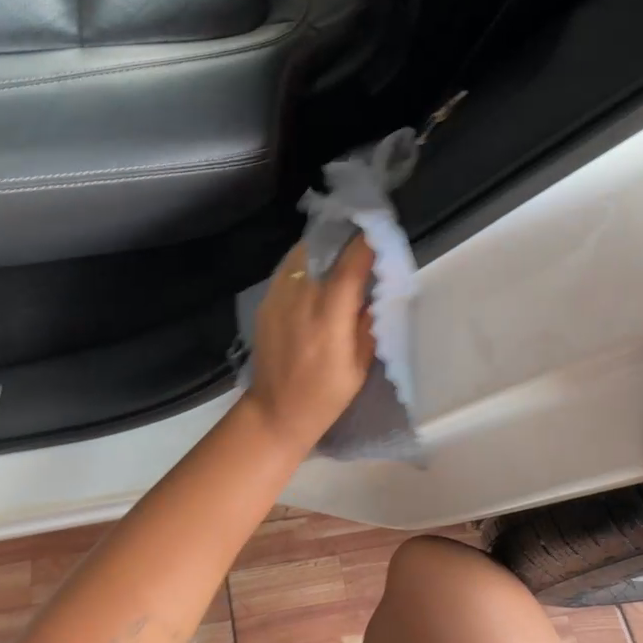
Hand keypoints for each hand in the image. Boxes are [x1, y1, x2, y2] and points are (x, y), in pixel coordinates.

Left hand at [241, 240, 377, 451]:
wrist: (274, 411)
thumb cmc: (324, 396)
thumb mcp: (358, 368)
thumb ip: (367, 327)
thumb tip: (373, 294)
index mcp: (328, 322)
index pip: (348, 270)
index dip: (363, 247)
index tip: (377, 231)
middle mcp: (300, 303)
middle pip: (321, 254)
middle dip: (341, 239)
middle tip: (359, 233)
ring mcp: (278, 300)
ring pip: (300, 256)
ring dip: (321, 247)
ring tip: (338, 246)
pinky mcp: (265, 303)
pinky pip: (287, 270)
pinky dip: (304, 262)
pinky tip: (316, 268)